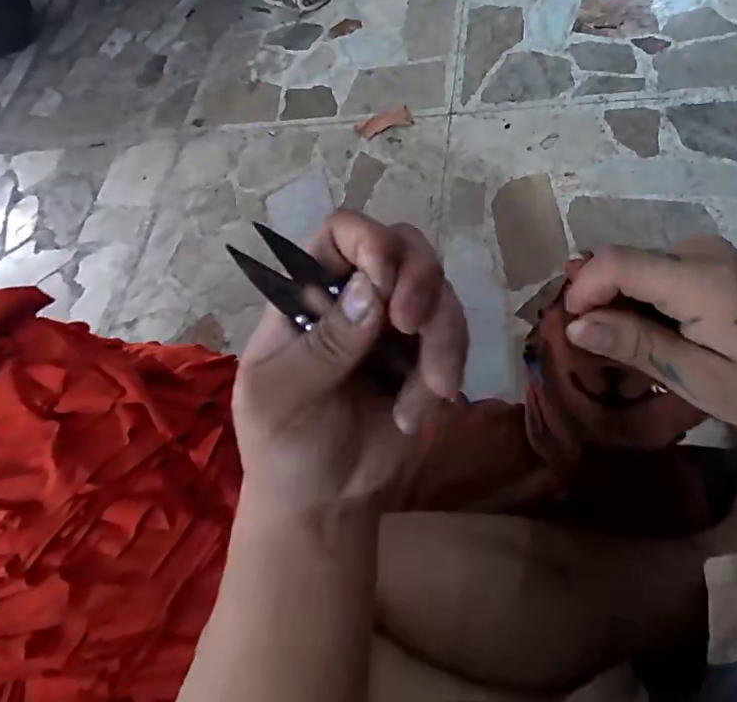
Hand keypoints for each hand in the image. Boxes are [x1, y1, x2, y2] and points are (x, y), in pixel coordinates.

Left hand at [232, 211, 467, 511]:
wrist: (325, 503)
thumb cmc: (283, 445)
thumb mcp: (281, 397)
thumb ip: (323, 344)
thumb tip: (369, 290)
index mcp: (310, 292)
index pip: (341, 232)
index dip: (368, 241)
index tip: (381, 283)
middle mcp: (357, 294)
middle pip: (405, 246)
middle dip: (419, 279)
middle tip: (410, 324)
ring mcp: (396, 321)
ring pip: (441, 292)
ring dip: (442, 341)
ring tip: (427, 396)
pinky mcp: (428, 352)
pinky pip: (455, 338)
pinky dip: (443, 375)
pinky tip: (414, 416)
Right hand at [561, 237, 736, 432]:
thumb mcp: (700, 381)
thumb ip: (638, 347)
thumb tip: (575, 327)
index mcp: (705, 282)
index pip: (619, 263)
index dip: (583, 289)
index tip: (572, 328)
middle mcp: (701, 251)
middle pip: (622, 261)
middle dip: (595, 299)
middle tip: (589, 345)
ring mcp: (703, 248)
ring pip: (632, 264)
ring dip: (613, 299)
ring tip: (616, 342)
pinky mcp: (703, 254)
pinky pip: (650, 266)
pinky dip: (634, 295)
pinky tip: (642, 327)